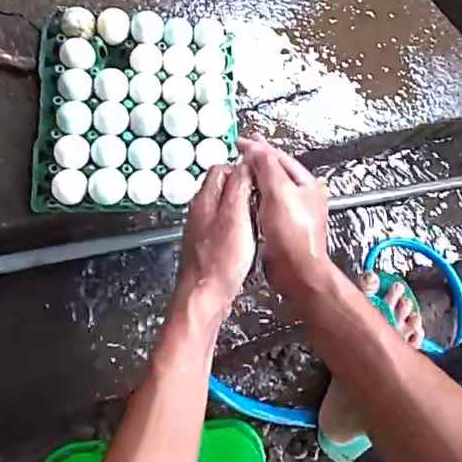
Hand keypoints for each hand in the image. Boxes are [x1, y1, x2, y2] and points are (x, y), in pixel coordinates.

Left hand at [174, 164, 255, 315]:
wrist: (205, 296)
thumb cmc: (220, 260)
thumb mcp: (236, 216)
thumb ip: (240, 187)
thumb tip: (245, 165)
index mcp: (205, 199)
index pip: (222, 169)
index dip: (243, 171)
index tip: (260, 181)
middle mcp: (200, 211)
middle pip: (224, 187)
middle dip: (245, 189)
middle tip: (261, 200)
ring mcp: (202, 229)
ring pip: (226, 207)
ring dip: (243, 209)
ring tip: (257, 220)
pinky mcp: (208, 246)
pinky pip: (226, 226)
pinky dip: (239, 227)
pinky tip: (249, 239)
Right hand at [238, 137, 332, 292]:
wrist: (296, 270)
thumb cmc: (294, 235)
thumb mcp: (278, 191)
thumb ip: (266, 167)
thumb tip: (256, 150)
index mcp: (306, 184)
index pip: (280, 158)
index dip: (259, 148)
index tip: (242, 143)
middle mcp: (302, 197)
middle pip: (276, 171)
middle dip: (257, 161)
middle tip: (241, 152)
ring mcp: (293, 213)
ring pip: (270, 189)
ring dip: (255, 179)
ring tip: (240, 171)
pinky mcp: (282, 228)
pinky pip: (266, 206)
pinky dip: (254, 198)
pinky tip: (244, 199)